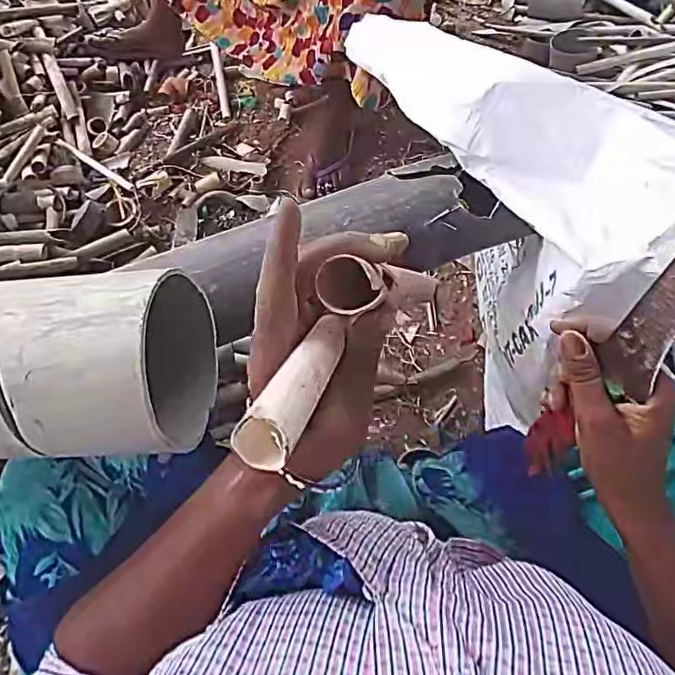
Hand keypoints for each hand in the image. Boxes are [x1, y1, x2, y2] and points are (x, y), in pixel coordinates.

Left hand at [249, 198, 407, 481]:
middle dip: (349, 248)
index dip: (282, 245)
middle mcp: (280, 324)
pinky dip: (358, 283)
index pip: (276, 286)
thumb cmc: (302, 450)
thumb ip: (360, 360)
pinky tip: (385, 288)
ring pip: (319, 274)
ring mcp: (292, 323)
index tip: (289, 208)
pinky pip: (330, 293)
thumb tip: (382, 306)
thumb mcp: (344, 417)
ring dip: (358, 262)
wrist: (278, 466)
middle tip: (396, 246)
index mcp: (276, 348)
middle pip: (306, 268)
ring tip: (398, 264)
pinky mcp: (306, 326)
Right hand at [554, 325, 674, 527]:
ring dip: (570, 384)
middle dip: (574, 369)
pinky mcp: (621, 404)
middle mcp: (648, 383)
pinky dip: (575, 394)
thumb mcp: (596, 419)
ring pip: (593, 369)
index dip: (588, 332)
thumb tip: (570, 336)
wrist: (631, 511)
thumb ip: (583, 376)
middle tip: (558, 391)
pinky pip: (593, 384)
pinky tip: (563, 409)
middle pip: (603, 353)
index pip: (621, 340)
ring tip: (560, 407)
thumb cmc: (621, 471)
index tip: (559, 330)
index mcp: (656, 383)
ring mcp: (634, 394)